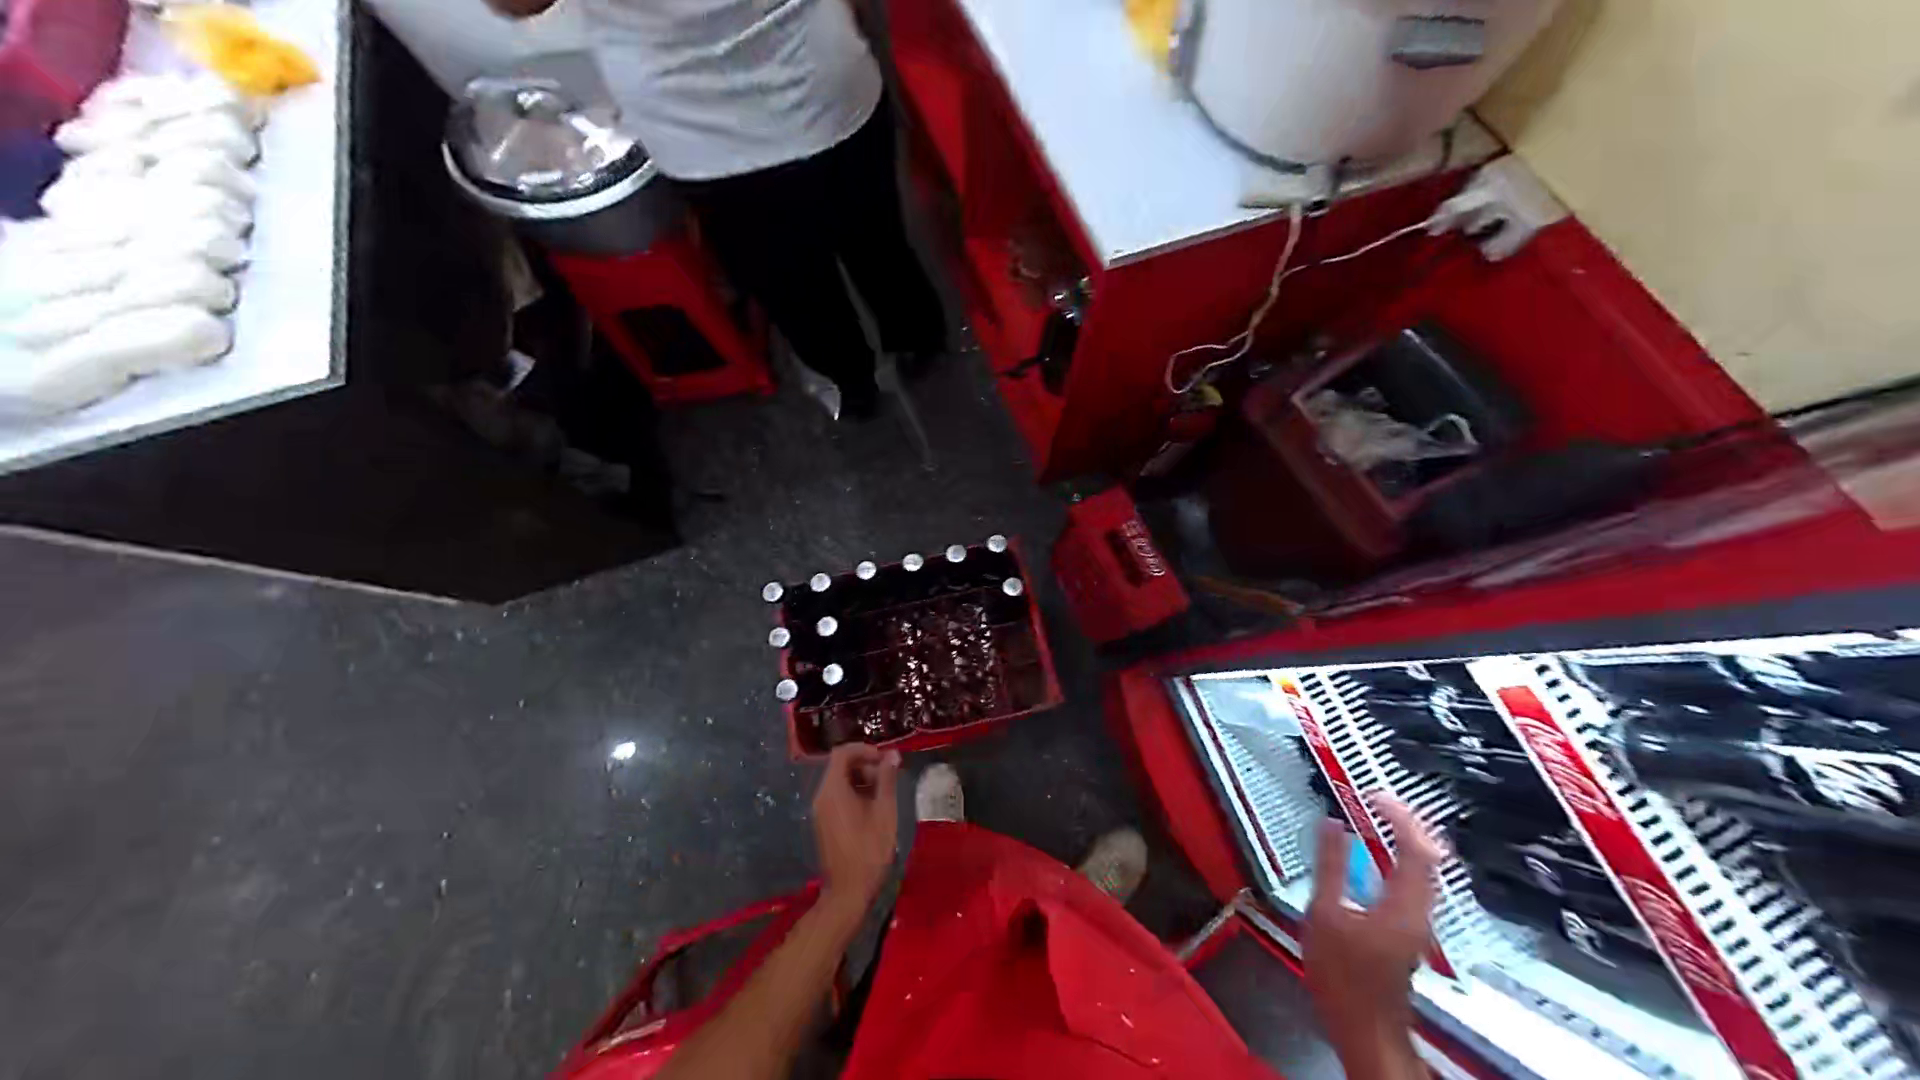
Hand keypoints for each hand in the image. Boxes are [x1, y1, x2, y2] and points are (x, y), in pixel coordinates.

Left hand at [812, 743, 900, 916]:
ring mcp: (821, 810)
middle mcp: (821, 796)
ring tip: (885, 796)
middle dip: (866, 766)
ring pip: (841, 781)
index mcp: (832, 790)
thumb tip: (892, 755)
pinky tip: (875, 809)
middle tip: (890, 779)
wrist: (848, 892)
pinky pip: (838, 797)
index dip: (865, 750)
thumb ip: (887, 780)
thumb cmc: (869, 851)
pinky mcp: (824, 822)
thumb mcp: (884, 811)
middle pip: (841, 766)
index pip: (842, 753)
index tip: (885, 759)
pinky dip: (856, 794)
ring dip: (863, 780)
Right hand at [1304, 795, 1446, 1077]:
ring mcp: (1418, 921)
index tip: (1373, 795)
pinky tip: (1380, 854)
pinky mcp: (1409, 928)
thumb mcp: (1324, 913)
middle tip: (1378, 799)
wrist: (1363, 1025)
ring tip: (1379, 817)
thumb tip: (1332, 825)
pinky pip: (1415, 882)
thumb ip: (1330, 865)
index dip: (1399, 817)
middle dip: (1408, 823)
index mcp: (1403, 904)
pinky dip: (1401, 858)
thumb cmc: (1341, 972)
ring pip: (1425, 870)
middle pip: (1429, 857)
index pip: (1416, 849)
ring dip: (1406, 839)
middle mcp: (1420, 910)